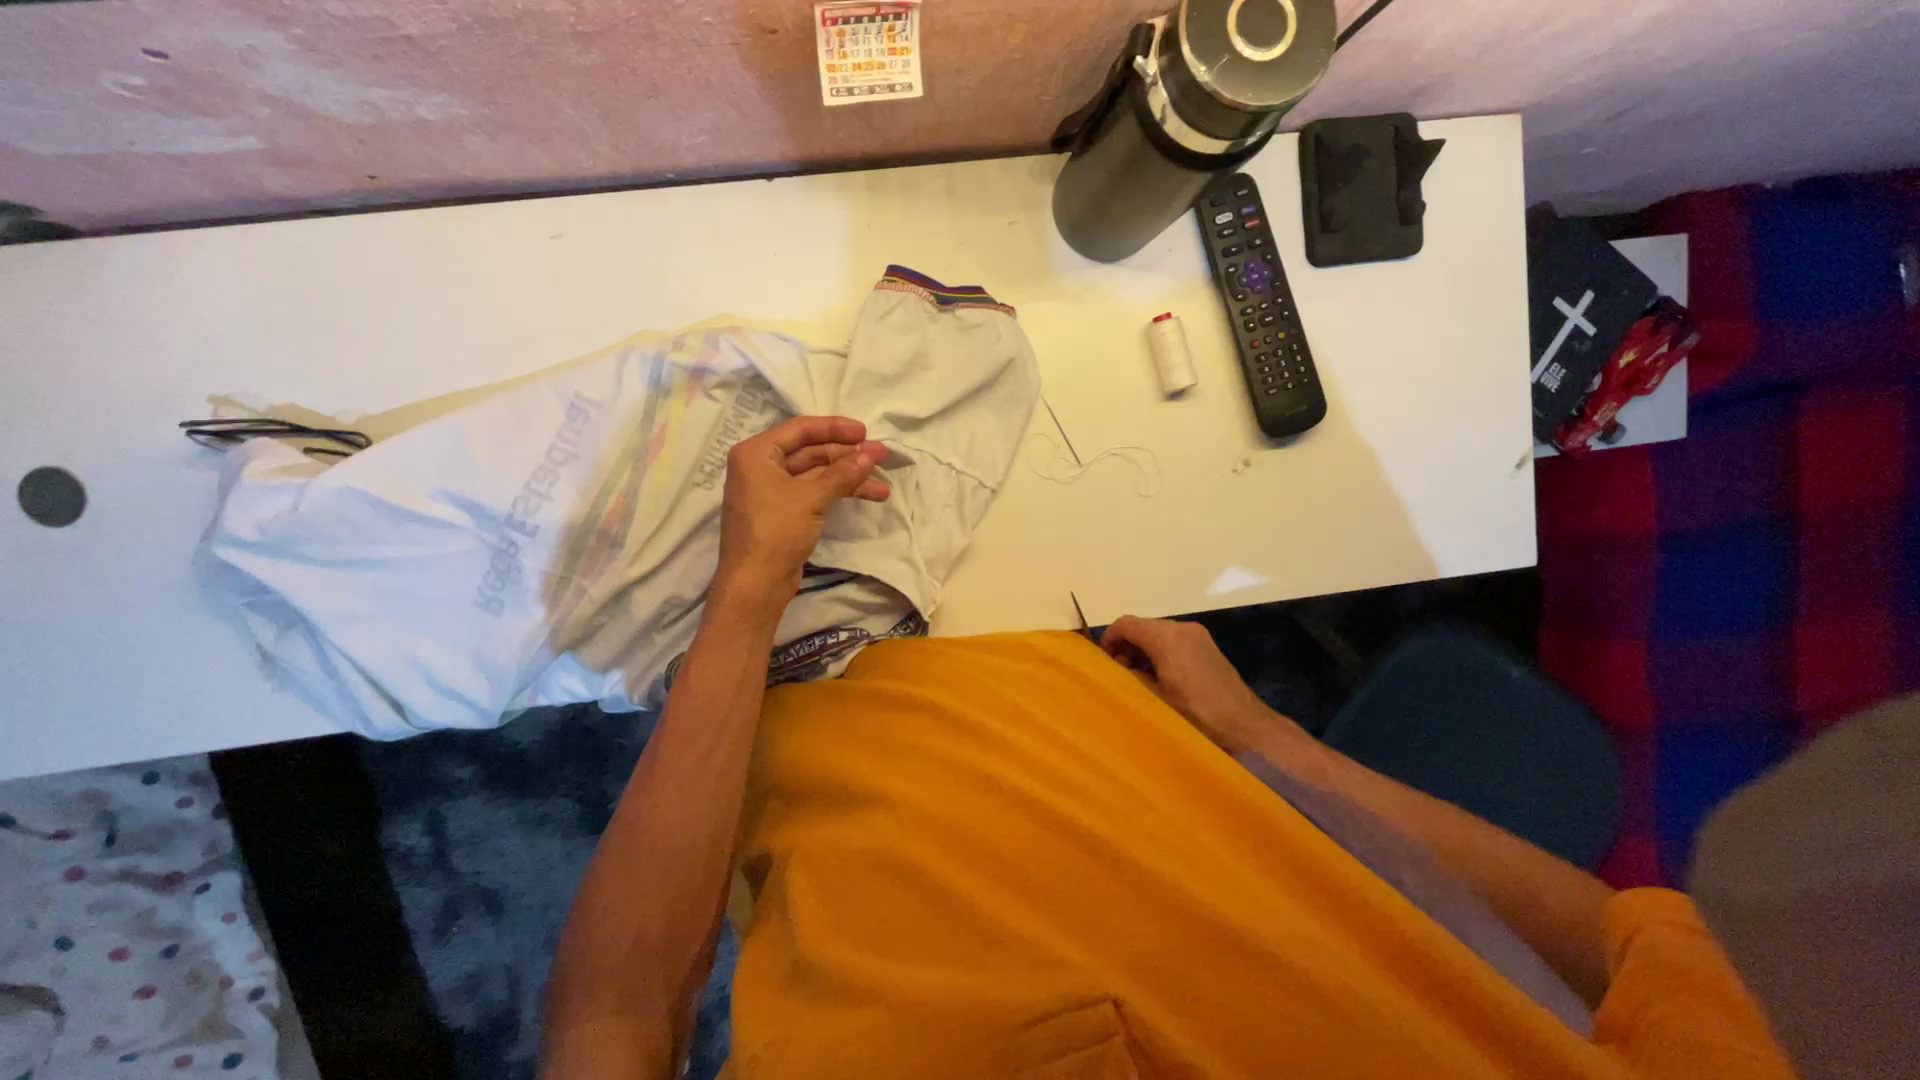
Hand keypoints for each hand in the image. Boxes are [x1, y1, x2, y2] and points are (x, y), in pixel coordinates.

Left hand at [714, 415, 888, 612]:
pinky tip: (867, 495)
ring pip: (816, 474)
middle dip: (847, 455)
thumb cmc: (776, 531)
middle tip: (881, 456)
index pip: (800, 429)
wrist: (756, 584)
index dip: (835, 428)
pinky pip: (814, 492)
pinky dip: (838, 492)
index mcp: (756, 453)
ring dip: (849, 477)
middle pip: (810, 451)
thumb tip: (872, 453)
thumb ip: (843, 473)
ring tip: (883, 484)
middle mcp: (760, 467)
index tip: (866, 432)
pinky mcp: (783, 512)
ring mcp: (772, 491)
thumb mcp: (812, 498)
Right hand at [1099, 615, 1300, 753]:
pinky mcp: (1206, 646)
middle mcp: (1182, 628)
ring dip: (1143, 651)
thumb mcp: (1156, 698)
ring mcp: (1197, 636)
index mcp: (1167, 637)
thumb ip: (1132, 677)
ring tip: (1137, 680)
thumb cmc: (1196, 715)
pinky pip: (1174, 642)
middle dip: (1126, 646)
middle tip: (1118, 674)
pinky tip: (1158, 679)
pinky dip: (1160, 653)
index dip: (1109, 638)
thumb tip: (1117, 668)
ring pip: (1158, 634)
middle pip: (1143, 627)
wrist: (1244, 726)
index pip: (1126, 624)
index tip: (1102, 661)